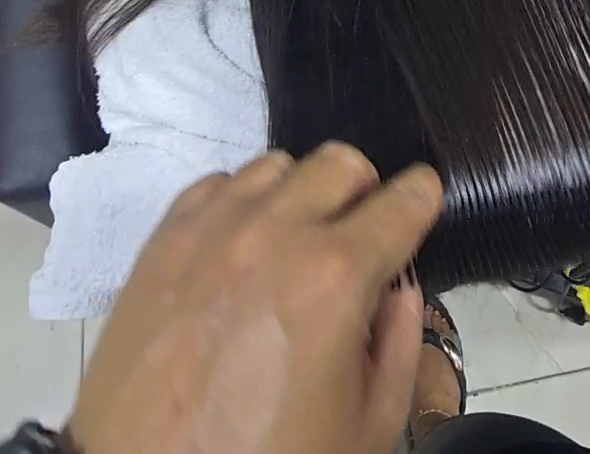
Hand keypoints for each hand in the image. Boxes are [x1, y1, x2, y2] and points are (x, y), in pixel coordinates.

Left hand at [68, 144, 444, 453]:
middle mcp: (277, 233)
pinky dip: (244, 202)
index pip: (402, 201)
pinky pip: (221, 182)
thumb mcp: (368, 426)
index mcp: (335, 278)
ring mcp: (215, 227)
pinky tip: (241, 246)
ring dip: (302, 194)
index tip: (423, 200)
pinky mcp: (166, 235)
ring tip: (293, 243)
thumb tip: (397, 285)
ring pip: (280, 164)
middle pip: (341, 162)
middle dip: (365, 189)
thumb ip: (401, 342)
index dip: (423, 197)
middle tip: (358, 233)